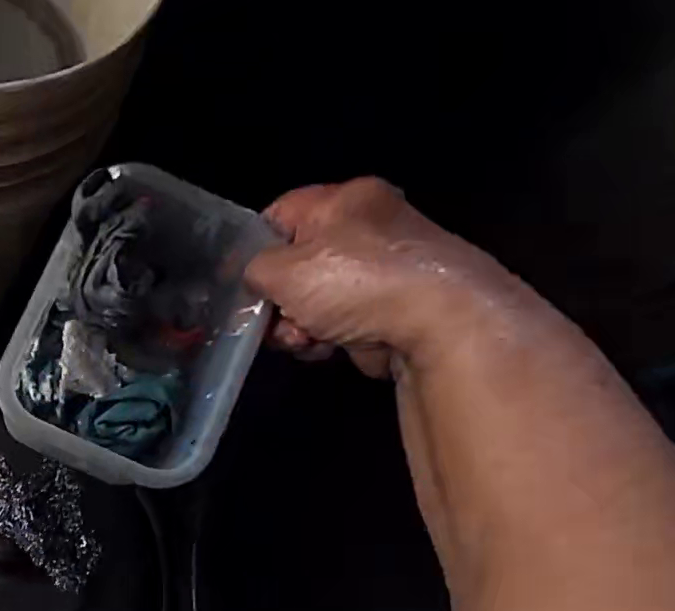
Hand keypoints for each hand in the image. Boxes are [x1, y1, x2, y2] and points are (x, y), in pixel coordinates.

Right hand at [244, 177, 546, 377]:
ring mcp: (376, 266)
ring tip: (304, 337)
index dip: (250, 247)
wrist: (435, 322)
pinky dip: (320, 334)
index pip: (277, 214)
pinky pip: (331, 317)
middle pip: (289, 264)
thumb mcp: (279, 270)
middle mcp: (363, 225)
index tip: (238, 281)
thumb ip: (251, 269)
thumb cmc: (353, 283)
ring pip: (305, 298)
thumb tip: (255, 279)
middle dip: (274, 300)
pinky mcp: (383, 303)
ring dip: (293, 324)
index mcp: (343, 200)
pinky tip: (324, 345)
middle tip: (271, 320)